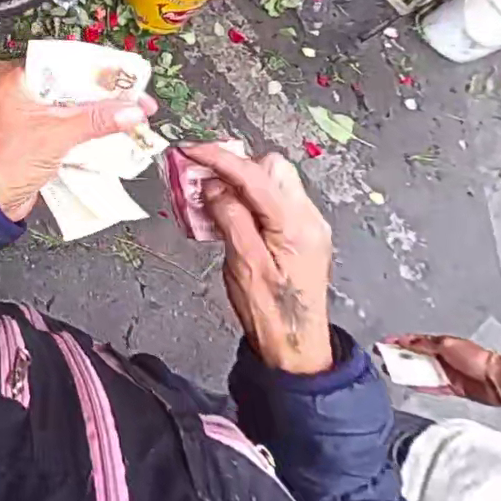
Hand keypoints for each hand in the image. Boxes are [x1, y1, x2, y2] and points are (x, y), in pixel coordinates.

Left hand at [0, 63, 155, 220]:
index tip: (129, 77)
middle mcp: (26, 92)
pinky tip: (113, 129)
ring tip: (132, 114)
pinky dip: (92, 126)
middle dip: (108, 93)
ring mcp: (34, 114)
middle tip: (136, 98)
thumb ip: (96, 120)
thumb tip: (131, 111)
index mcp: (20, 80)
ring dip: (103, 111)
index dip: (102, 70)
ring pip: (77, 104)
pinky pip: (72, 123)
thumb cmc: (3, 164)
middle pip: (77, 83)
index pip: (69, 62)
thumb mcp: (56, 136)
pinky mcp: (41, 134)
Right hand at [183, 145, 333, 374]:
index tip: (192, 151)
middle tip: (203, 179)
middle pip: (271, 167)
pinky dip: (251, 198)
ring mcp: (309, 223)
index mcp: (295, 225)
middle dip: (235, 166)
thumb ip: (230, 219)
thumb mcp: (243, 266)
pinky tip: (232, 214)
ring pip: (274, 180)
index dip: (220, 158)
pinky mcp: (302, 231)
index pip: (254, 175)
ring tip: (213, 199)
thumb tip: (214, 186)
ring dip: (242, 182)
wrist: (298, 349)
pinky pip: (275, 199)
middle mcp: (308, 217)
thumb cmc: (272, 315)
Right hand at [383, 334, 500, 406]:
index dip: (398, 341)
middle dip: (398, 356)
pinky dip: (419, 385)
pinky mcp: (451, 388)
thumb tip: (407, 341)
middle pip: (415, 356)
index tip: (383, 343)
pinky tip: (407, 385)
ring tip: (390, 372)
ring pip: (420, 371)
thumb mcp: (447, 346)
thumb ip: (426, 345)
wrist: (497, 380)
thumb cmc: (474, 358)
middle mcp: (440, 357)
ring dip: (406, 371)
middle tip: (382, 358)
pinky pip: (431, 386)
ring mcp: (445, 373)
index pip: (414, 341)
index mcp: (439, 343)